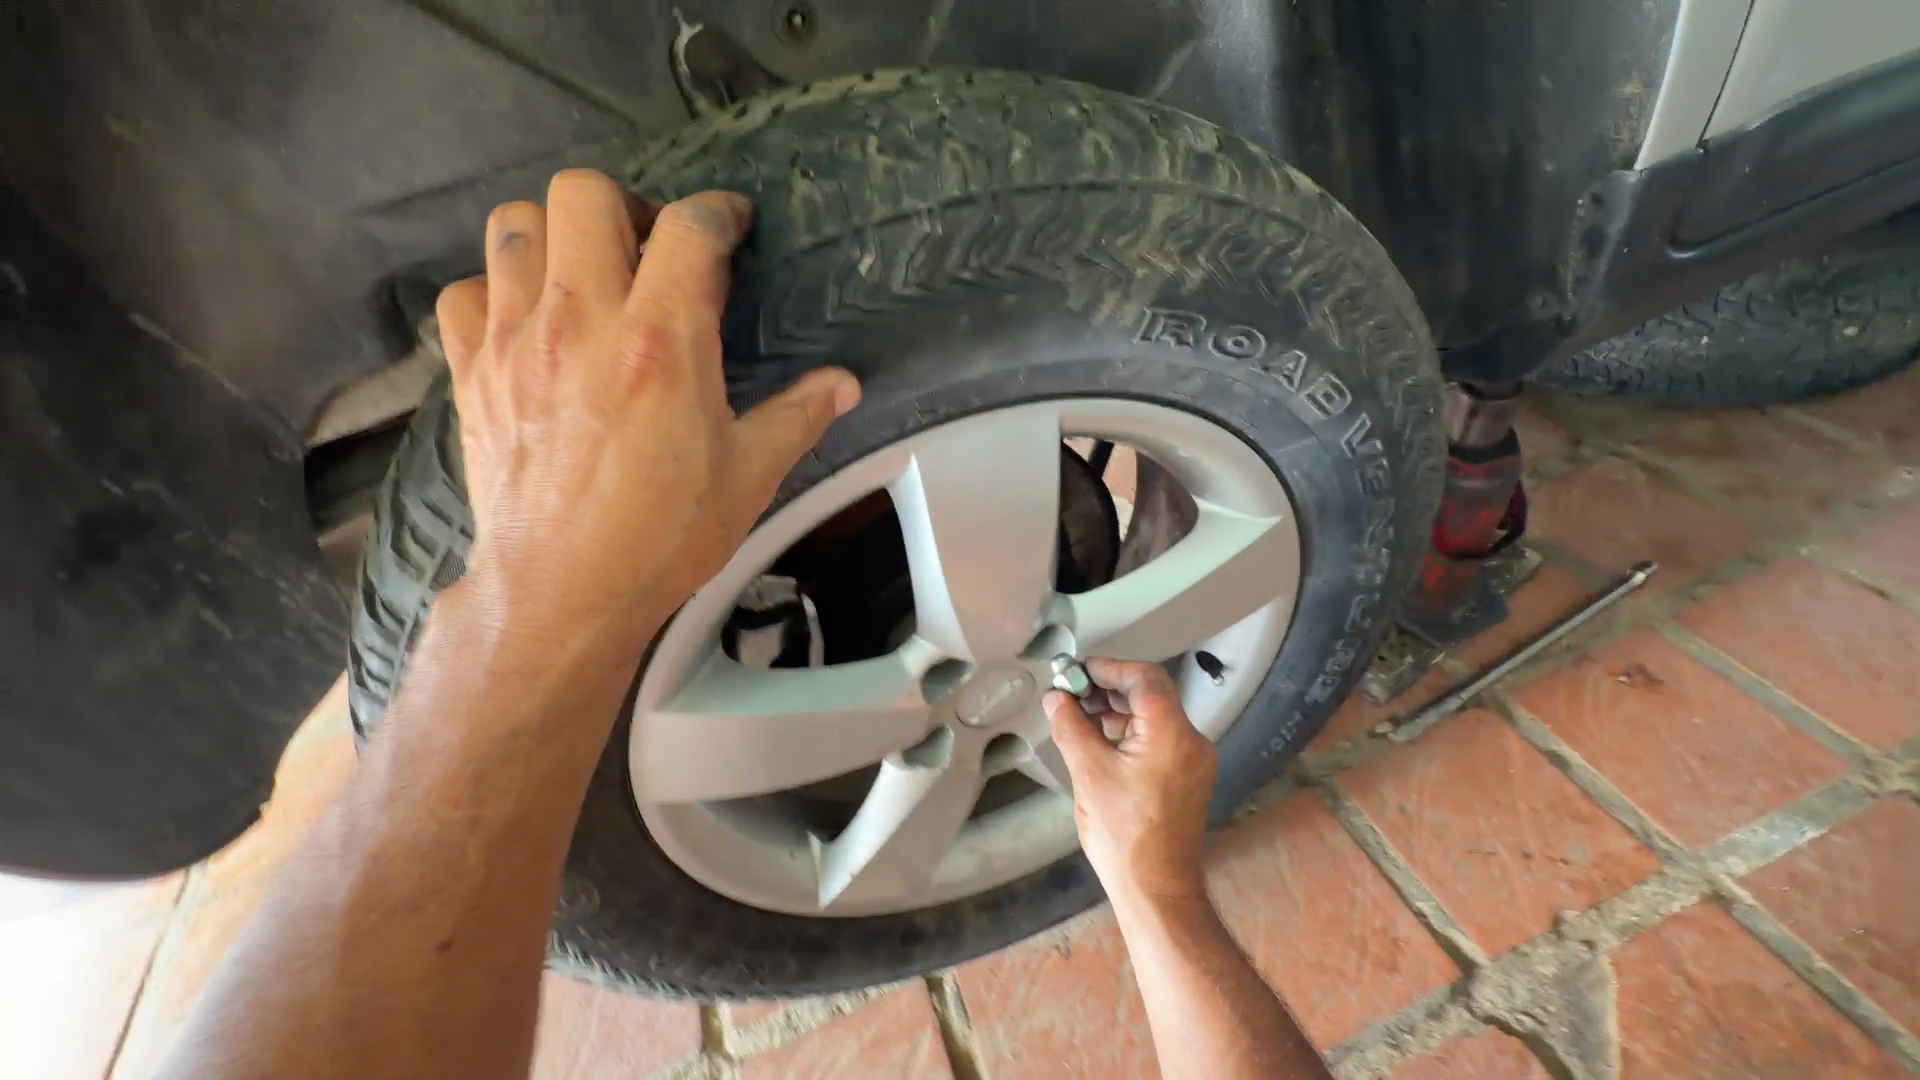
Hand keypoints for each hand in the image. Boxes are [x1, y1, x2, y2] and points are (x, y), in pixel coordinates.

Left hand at [433, 170, 859, 652]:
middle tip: (652, 250)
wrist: (564, 590)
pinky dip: (497, 289)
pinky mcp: (472, 370)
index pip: (689, 229)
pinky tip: (529, 322)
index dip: (717, 212)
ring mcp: (516, 341)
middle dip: (629, 205)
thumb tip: (845, 385)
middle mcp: (583, 321)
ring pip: (516, 224)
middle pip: (585, 192)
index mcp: (663, 343)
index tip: (730, 225)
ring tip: (590, 276)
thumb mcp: (750, 476)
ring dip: (559, 234)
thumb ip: (799, 416)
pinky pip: (465, 289)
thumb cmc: (666, 535)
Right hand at [1043, 658, 1217, 906]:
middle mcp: (1191, 740)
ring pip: (1152, 717)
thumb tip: (1055, 696)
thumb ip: (1071, 726)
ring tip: (1077, 717)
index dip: (1108, 668)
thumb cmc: (1123, 832)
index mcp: (1172, 732)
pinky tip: (1096, 740)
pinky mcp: (1186, 777)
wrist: (1157, 889)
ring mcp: (1192, 760)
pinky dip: (1127, 732)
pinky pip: (1157, 739)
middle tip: (1070, 693)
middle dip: (1108, 689)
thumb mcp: (1088, 772)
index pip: (1144, 678)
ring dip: (1115, 711)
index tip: (1075, 673)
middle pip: (1150, 694)